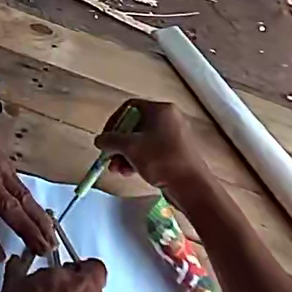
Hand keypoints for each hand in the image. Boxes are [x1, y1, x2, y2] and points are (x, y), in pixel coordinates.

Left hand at [0, 84, 54, 259]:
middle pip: (11, 212)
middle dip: (28, 233)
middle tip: (44, 251)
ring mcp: (1, 174)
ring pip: (24, 202)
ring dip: (39, 222)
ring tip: (53, 239)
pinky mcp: (10, 168)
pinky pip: (25, 190)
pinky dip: (36, 206)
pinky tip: (45, 217)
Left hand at [0, 255, 135, 291]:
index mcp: (86, 289)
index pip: (96, 269)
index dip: (95, 280)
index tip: (95, 291)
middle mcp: (59, 279)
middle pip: (68, 272)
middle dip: (70, 286)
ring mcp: (31, 285)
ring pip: (43, 276)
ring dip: (46, 288)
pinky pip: (13, 273)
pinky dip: (18, 274)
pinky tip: (18, 277)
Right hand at [93, 99, 213, 190]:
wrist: (191, 184)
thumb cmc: (161, 159)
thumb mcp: (130, 147)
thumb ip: (111, 140)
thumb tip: (100, 140)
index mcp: (161, 110)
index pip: (130, 107)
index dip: (114, 121)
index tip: (105, 139)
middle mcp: (169, 118)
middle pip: (135, 125)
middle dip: (119, 143)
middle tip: (109, 158)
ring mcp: (174, 136)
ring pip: (142, 140)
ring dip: (126, 154)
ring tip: (117, 170)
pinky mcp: (175, 152)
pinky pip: (152, 151)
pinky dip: (138, 159)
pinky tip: (129, 173)